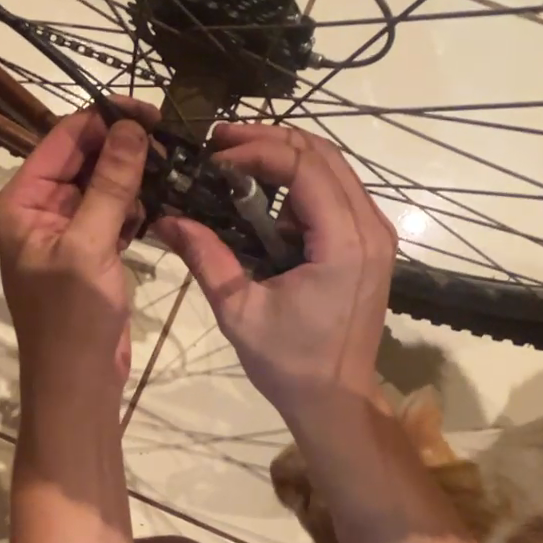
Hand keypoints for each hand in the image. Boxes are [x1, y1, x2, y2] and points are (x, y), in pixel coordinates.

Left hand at [0, 101, 157, 388]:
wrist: (78, 381)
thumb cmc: (72, 317)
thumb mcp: (88, 246)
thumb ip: (109, 185)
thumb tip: (131, 127)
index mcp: (22, 202)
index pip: (63, 140)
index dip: (105, 121)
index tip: (153, 113)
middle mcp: (39, 210)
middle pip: (84, 159)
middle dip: (124, 150)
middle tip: (171, 144)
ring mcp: (66, 233)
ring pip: (102, 186)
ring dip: (134, 179)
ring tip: (173, 172)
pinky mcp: (91, 254)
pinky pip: (113, 215)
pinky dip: (135, 208)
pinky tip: (161, 206)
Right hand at [154, 124, 395, 416]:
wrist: (335, 400)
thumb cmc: (288, 363)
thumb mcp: (239, 311)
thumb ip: (206, 258)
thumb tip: (167, 219)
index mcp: (343, 243)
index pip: (303, 166)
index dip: (256, 151)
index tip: (214, 159)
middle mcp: (369, 228)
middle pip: (324, 155)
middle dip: (270, 141)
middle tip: (221, 144)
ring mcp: (376, 235)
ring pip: (334, 170)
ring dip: (286, 161)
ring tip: (237, 168)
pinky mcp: (370, 246)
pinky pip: (337, 195)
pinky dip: (301, 187)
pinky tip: (265, 201)